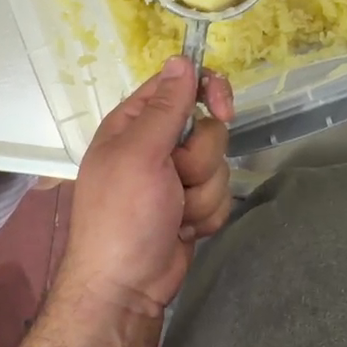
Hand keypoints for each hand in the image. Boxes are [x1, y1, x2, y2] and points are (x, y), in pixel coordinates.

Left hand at [58, 56, 234, 317]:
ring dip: (202, 194)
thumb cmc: (122, 217)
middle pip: (210, 129)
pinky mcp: (192, 206)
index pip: (182, 85)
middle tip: (175, 180)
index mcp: (134, 124)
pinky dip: (206, 215)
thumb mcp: (140, 155)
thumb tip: (181, 58)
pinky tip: (183, 230)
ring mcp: (175, 178)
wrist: (127, 288)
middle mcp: (156, 146)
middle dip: (200, 160)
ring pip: (218, 165)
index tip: (225, 110)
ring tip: (174, 214)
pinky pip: (220, 195)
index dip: (208, 92)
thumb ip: (166, 107)